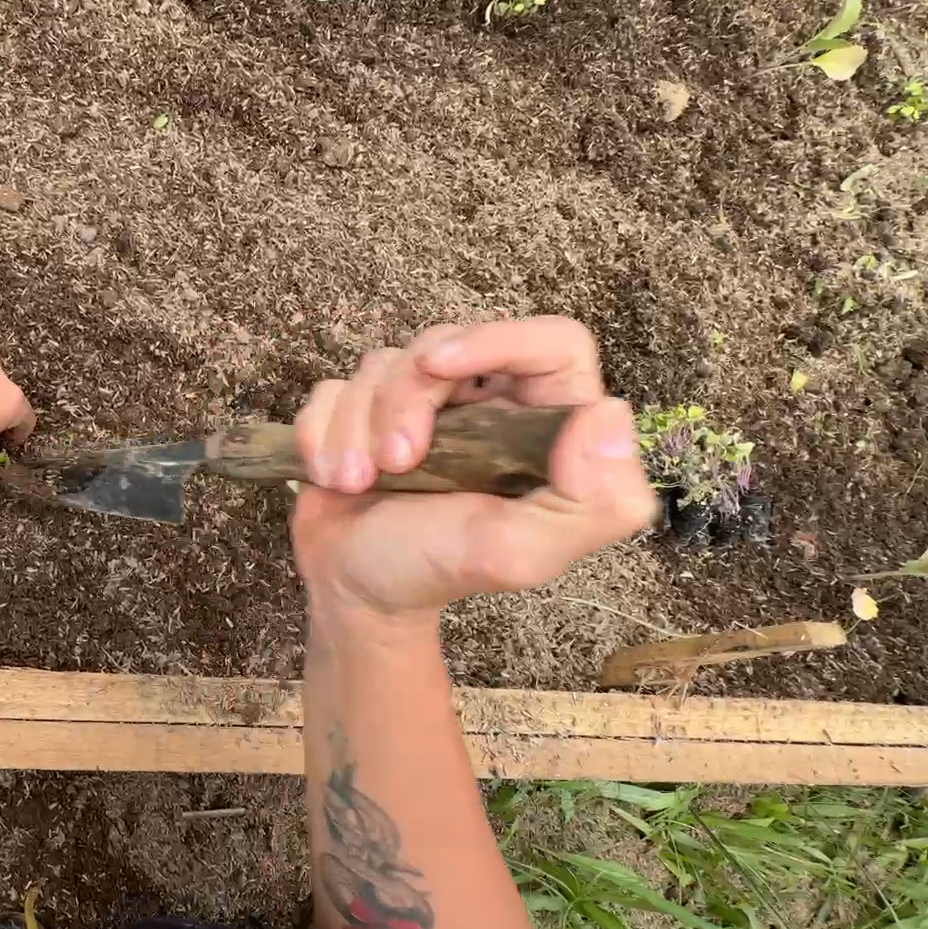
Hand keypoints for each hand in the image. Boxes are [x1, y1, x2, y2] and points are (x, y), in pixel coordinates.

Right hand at [292, 317, 655, 620]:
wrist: (353, 589)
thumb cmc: (435, 571)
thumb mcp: (518, 553)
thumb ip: (589, 501)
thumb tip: (608, 415)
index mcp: (538, 426)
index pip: (548, 343)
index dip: (497, 339)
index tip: (437, 367)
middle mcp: (479, 404)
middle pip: (442, 345)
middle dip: (403, 399)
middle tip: (394, 463)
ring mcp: (412, 406)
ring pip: (379, 365)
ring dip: (355, 426)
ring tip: (354, 483)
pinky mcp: (356, 414)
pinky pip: (330, 391)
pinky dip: (319, 432)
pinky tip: (328, 474)